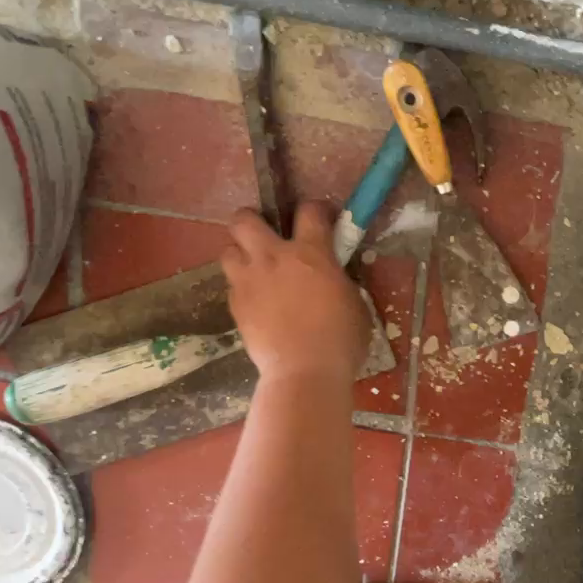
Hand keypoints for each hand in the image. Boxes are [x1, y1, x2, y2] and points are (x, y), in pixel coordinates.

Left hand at [219, 202, 367, 384]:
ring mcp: (249, 281)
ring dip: (241, 255)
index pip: (310, 211)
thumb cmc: (342, 341)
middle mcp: (274, 257)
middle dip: (253, 221)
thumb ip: (339, 282)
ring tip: (256, 271)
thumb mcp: (354, 305)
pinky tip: (258, 305)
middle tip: (267, 238)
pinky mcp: (236, 305)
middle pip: (244, 219)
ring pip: (228, 249)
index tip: (323, 220)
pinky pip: (233, 285)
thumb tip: (332, 279)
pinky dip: (243, 289)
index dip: (317, 210)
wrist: (305, 372)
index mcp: (311, 254)